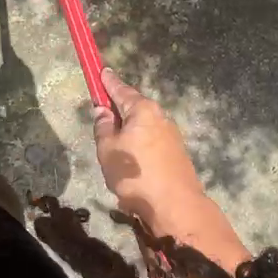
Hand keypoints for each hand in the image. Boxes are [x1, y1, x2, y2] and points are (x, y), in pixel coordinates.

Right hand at [92, 69, 201, 208]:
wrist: (175, 206)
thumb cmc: (135, 174)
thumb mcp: (108, 150)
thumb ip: (103, 127)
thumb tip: (103, 110)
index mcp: (142, 110)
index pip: (120, 89)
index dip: (107, 81)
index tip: (101, 70)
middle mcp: (160, 116)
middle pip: (134, 107)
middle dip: (119, 110)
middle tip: (102, 116)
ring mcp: (171, 135)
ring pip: (143, 126)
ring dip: (129, 131)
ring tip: (114, 149)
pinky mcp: (177, 153)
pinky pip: (151, 141)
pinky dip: (139, 144)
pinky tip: (131, 162)